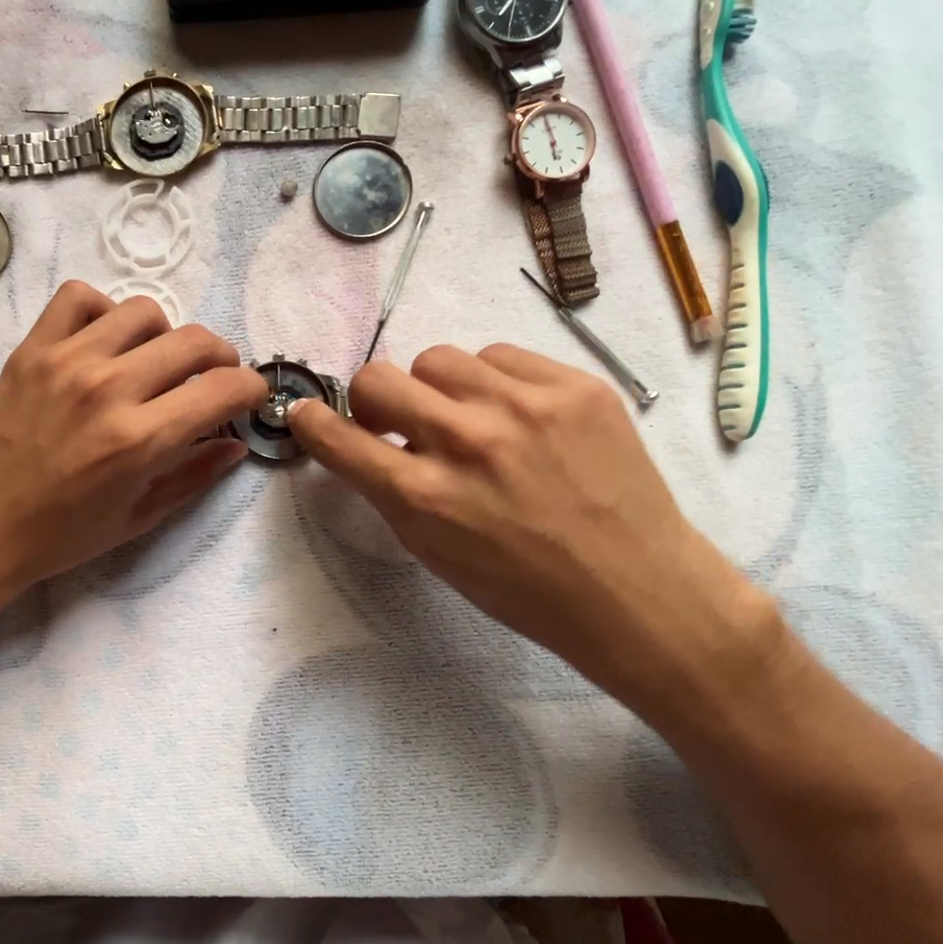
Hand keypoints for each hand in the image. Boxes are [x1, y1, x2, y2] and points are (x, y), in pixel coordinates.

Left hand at [0, 281, 267, 599]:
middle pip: (193, 340)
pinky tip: (103, 343)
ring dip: (163, 335)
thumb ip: (195, 476)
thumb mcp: (140, 518)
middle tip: (210, 379)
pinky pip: (78, 298)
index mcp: (140, 440)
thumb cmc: (64, 534)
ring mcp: (65, 362)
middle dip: (220, 358)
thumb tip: (235, 442)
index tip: (246, 397)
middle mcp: (108, 390)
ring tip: (152, 362)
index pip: (223, 387)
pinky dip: (102, 311)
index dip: (251, 389)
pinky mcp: (31, 351)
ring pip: (142, 311)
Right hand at [288, 345, 767, 698]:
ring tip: (463, 418)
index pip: (338, 437)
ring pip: (437, 358)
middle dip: (371, 400)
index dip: (312, 422)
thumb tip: (361, 439)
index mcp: (423, 497)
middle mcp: (466, 442)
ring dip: (434, 389)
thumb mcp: (431, 549)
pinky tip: (512, 415)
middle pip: (378, 378)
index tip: (308, 415)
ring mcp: (524, 406)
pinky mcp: (574, 385)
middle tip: (395, 423)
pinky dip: (490, 382)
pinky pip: (499, 355)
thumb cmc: (519, 586)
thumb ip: (389, 489)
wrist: (634, 588)